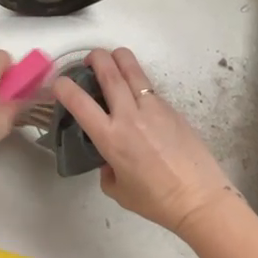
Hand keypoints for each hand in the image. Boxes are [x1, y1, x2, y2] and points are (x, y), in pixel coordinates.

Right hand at [51, 48, 239, 232]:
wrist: (199, 198)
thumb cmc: (155, 200)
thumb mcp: (118, 190)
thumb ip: (107, 170)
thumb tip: (109, 161)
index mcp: (110, 137)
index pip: (79, 102)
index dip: (63, 87)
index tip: (58, 83)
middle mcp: (129, 115)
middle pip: (108, 71)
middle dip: (95, 57)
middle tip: (89, 60)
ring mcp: (153, 107)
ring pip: (133, 69)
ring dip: (118, 58)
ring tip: (113, 61)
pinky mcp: (171, 108)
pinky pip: (149, 87)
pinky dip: (137, 83)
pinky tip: (137, 96)